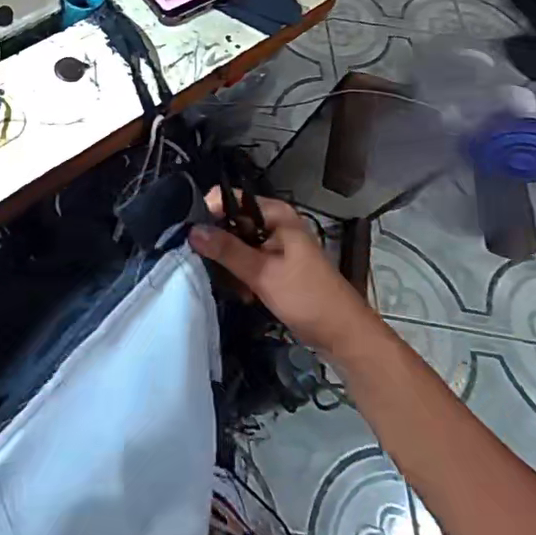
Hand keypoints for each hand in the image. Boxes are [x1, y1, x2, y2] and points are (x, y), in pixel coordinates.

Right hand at [189, 188, 381, 357]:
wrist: (343, 335)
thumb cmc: (307, 297)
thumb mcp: (263, 273)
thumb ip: (227, 250)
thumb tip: (192, 230)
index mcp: (276, 214)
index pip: (231, 199)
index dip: (210, 213)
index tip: (194, 236)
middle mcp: (275, 224)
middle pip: (232, 223)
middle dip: (220, 245)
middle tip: (216, 269)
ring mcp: (275, 246)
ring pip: (237, 245)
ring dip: (231, 266)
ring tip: (236, 287)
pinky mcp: (275, 266)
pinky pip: (247, 262)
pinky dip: (242, 276)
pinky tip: (245, 295)